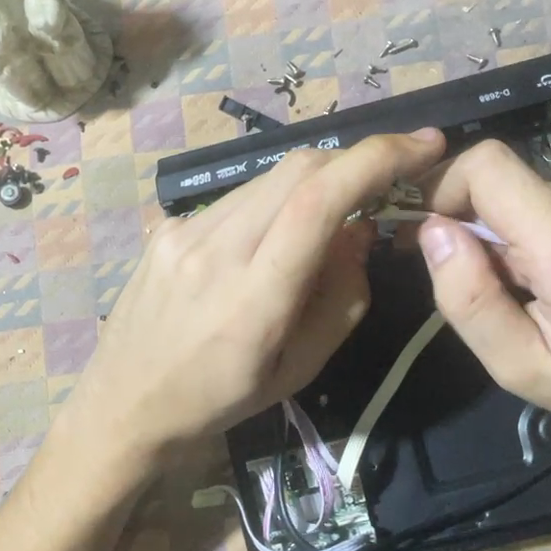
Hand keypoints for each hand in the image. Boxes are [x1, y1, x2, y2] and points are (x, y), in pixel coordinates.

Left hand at [67, 130, 448, 455]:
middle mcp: (214, 251)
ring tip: (328, 220)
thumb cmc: (220, 401)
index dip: (377, 159)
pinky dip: (271, 205)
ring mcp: (182, 233)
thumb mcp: (300, 368)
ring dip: (312, 185)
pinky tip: (268, 242)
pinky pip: (236, 199)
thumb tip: (361, 228)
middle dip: (352, 162)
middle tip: (384, 181)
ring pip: (267, 179)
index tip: (425, 144)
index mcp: (254, 299)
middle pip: (297, 169)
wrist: (125, 406)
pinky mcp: (165, 228)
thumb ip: (343, 297)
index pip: (319, 201)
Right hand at [416, 140, 550, 456]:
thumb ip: (469, 301)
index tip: (431, 236)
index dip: (444, 190)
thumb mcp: (520, 369)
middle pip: (504, 180)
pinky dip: (534, 231)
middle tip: (479, 282)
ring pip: (526, 190)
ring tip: (525, 289)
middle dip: (473, 224)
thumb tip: (432, 232)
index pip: (489, 168)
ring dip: (506, 232)